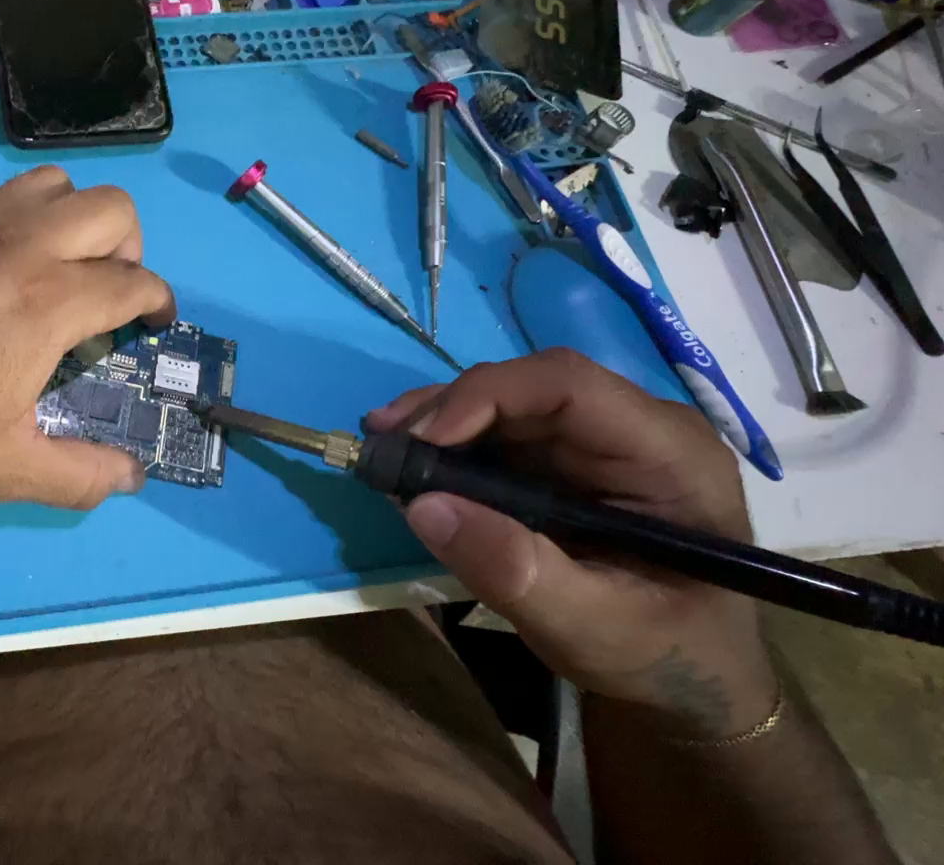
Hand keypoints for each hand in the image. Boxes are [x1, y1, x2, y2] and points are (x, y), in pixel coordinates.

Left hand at [0, 166, 175, 509]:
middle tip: (108, 293)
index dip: (157, 302)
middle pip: (111, 207)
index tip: (154, 322)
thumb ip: (81, 477)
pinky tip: (1, 259)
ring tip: (60, 266)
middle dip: (129, 247)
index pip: (133, 281)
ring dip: (75, 219)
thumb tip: (131, 476)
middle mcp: (18, 247)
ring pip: (54, 183)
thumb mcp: (4, 470)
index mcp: (45, 304)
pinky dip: (21, 214)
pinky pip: (0, 191)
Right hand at [366, 349, 779, 738]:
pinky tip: (407, 460)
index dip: (487, 397)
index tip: (423, 441)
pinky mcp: (557, 458)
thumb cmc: (658, 655)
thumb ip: (515, 570)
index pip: (569, 386)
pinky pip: (493, 429)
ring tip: (384, 450)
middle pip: (525, 386)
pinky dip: (441, 440)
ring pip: (501, 400)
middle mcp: (631, 429)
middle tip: (384, 445)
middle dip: (447, 408)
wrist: (682, 679)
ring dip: (434, 419)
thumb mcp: (589, 628)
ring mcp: (592, 442)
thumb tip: (423, 506)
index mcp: (667, 456)